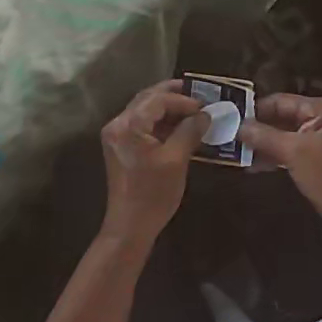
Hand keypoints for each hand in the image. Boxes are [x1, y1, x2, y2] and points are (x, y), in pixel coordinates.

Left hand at [98, 80, 208, 244]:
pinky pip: (141, 124)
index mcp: (128, 126)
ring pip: (144, 110)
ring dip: (167, 108)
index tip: (205, 106)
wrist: (130, 227)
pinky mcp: (120, 146)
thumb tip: (205, 114)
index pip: (157, 99)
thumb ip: (190, 131)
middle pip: (147, 99)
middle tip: (198, 95)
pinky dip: (160, 122)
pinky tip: (179, 126)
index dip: (183, 100)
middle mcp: (117, 124)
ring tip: (192, 110)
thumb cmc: (153, 195)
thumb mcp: (176, 160)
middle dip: (173, 96)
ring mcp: (116, 135)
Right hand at [237, 94, 321, 230]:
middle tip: (229, 136)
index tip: (230, 119)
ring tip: (236, 151)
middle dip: (256, 128)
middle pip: (279, 118)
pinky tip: (253, 165)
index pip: (278, 101)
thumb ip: (264, 136)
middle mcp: (317, 120)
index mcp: (318, 110)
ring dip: (261, 144)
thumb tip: (237, 126)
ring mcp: (316, 141)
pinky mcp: (313, 160)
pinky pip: (287, 152)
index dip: (255, 109)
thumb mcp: (294, 151)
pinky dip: (271, 157)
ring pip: (281, 136)